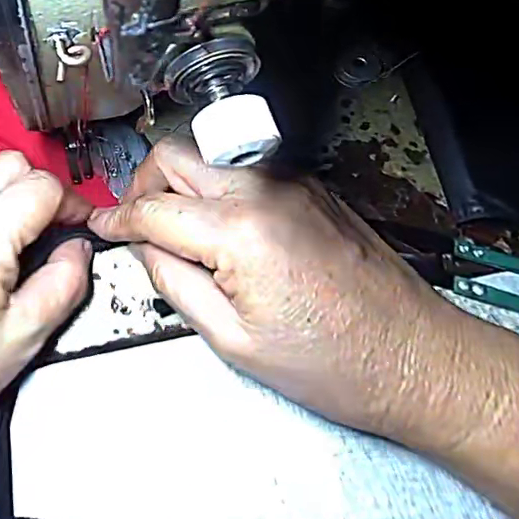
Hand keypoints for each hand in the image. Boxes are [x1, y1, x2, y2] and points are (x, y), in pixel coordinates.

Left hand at [0, 151, 93, 475]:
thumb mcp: (21, 340)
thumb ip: (63, 283)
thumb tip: (77, 251)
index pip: (40, 186)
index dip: (73, 204)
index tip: (81, 227)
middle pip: (8, 164)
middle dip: (40, 188)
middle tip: (56, 230)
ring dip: (7, 192)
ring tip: (20, 242)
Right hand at [88, 137, 477, 446]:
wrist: (417, 359)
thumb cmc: (336, 362)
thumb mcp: (233, 339)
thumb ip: (174, 283)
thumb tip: (145, 250)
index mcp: (240, 232)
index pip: (153, 208)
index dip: (117, 219)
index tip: (101, 226)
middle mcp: (263, 190)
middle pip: (173, 156)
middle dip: (141, 184)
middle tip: (135, 221)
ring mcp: (289, 181)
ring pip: (206, 155)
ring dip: (178, 182)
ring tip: (175, 227)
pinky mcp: (307, 185)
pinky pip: (242, 169)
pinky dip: (215, 188)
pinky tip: (220, 228)